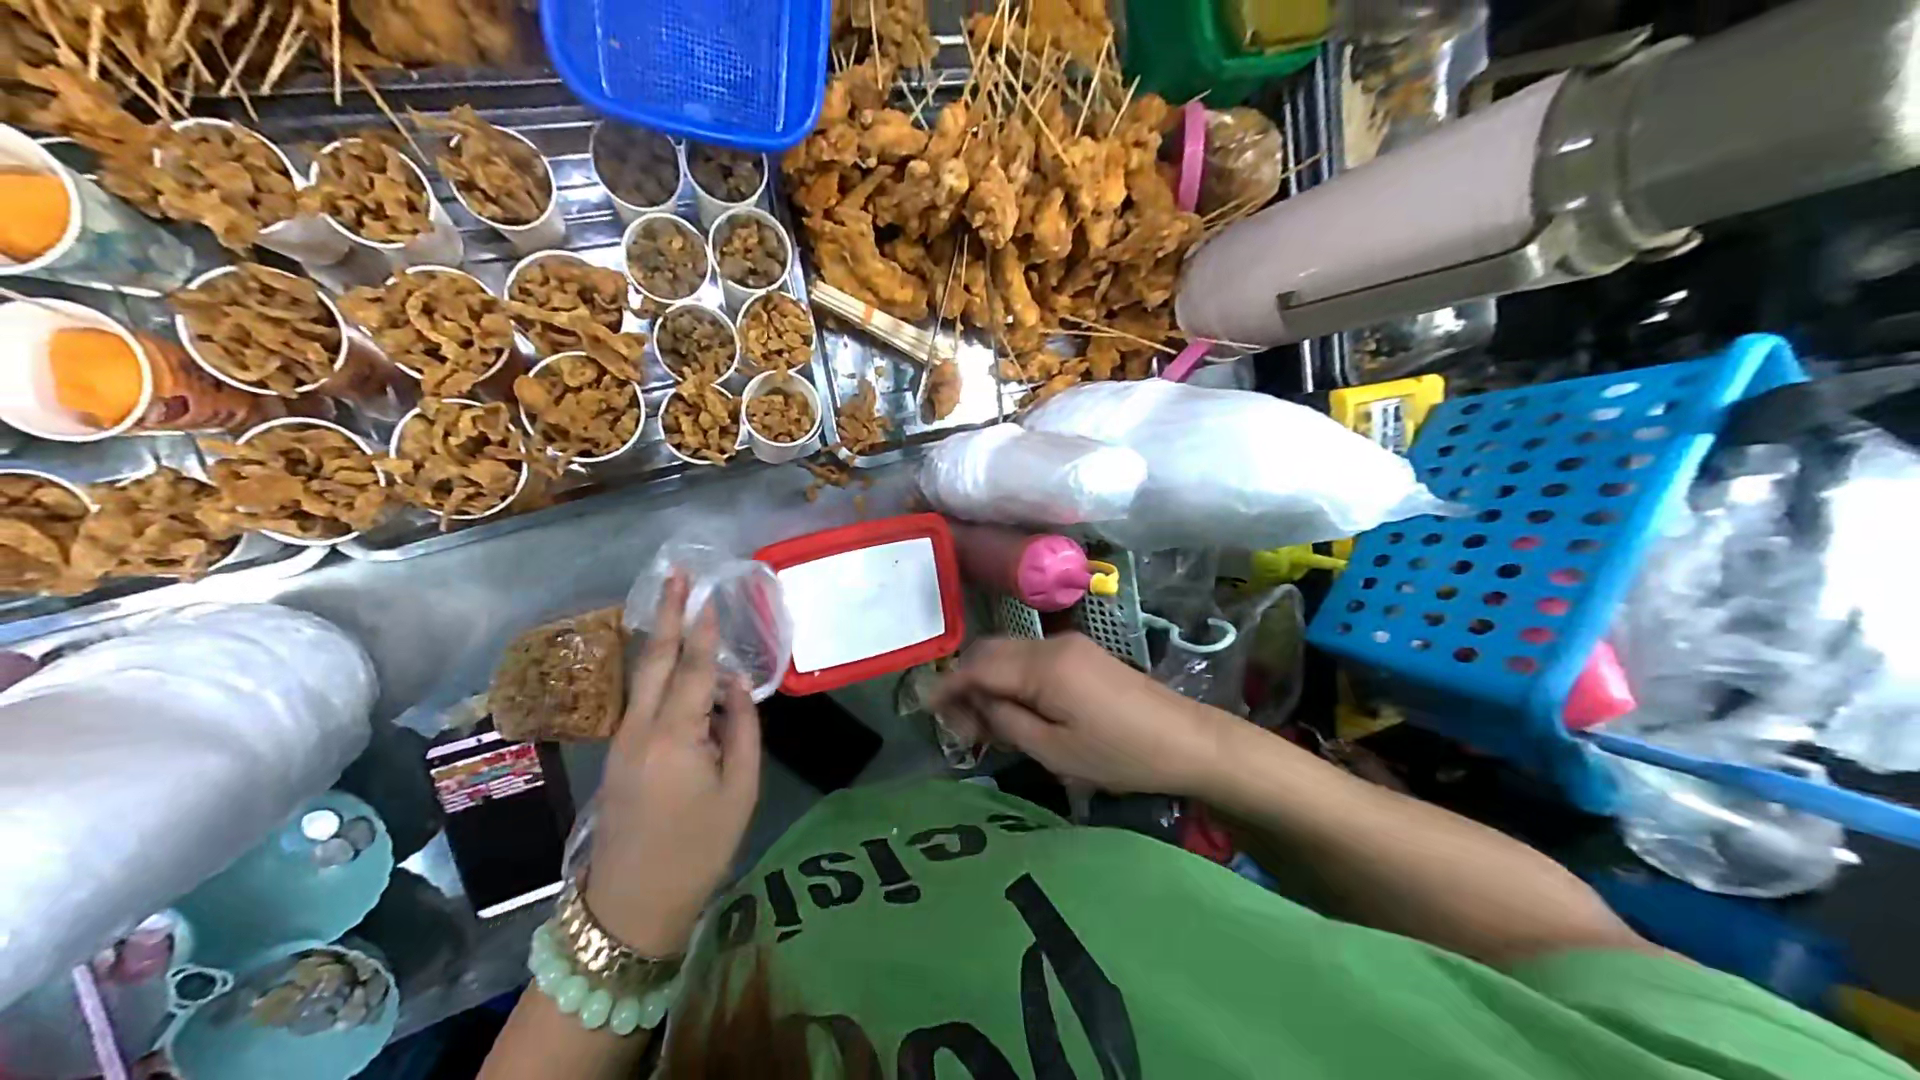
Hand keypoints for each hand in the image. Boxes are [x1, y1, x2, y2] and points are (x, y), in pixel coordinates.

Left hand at [585, 574, 760, 955]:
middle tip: (678, 574)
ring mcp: (623, 740)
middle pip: (656, 660)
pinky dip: (658, 668)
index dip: (705, 630)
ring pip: (643, 676)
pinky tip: (671, 658)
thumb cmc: (700, 847)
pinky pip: (642, 698)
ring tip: (674, 603)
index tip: (711, 593)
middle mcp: (640, 728)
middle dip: (668, 614)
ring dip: (659, 636)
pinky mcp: (619, 752)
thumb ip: (741, 729)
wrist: (633, 903)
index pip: (695, 669)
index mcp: (676, 737)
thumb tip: (733, 685)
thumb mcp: (740, 789)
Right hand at [930, 634, 1241, 796]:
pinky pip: (1030, 658)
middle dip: (964, 682)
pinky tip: (1013, 709)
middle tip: (958, 725)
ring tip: (983, 725)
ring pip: (1009, 653)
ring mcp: (1069, 645)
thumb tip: (977, 705)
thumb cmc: (1122, 755)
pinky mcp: (1082, 654)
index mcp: (1043, 666)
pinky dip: (1011, 679)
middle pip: (990, 651)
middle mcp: (1051, 643)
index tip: (926, 709)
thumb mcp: (1056, 751)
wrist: (1188, 740)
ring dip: (987, 680)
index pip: (978, 664)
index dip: (948, 685)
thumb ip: (1007, 722)